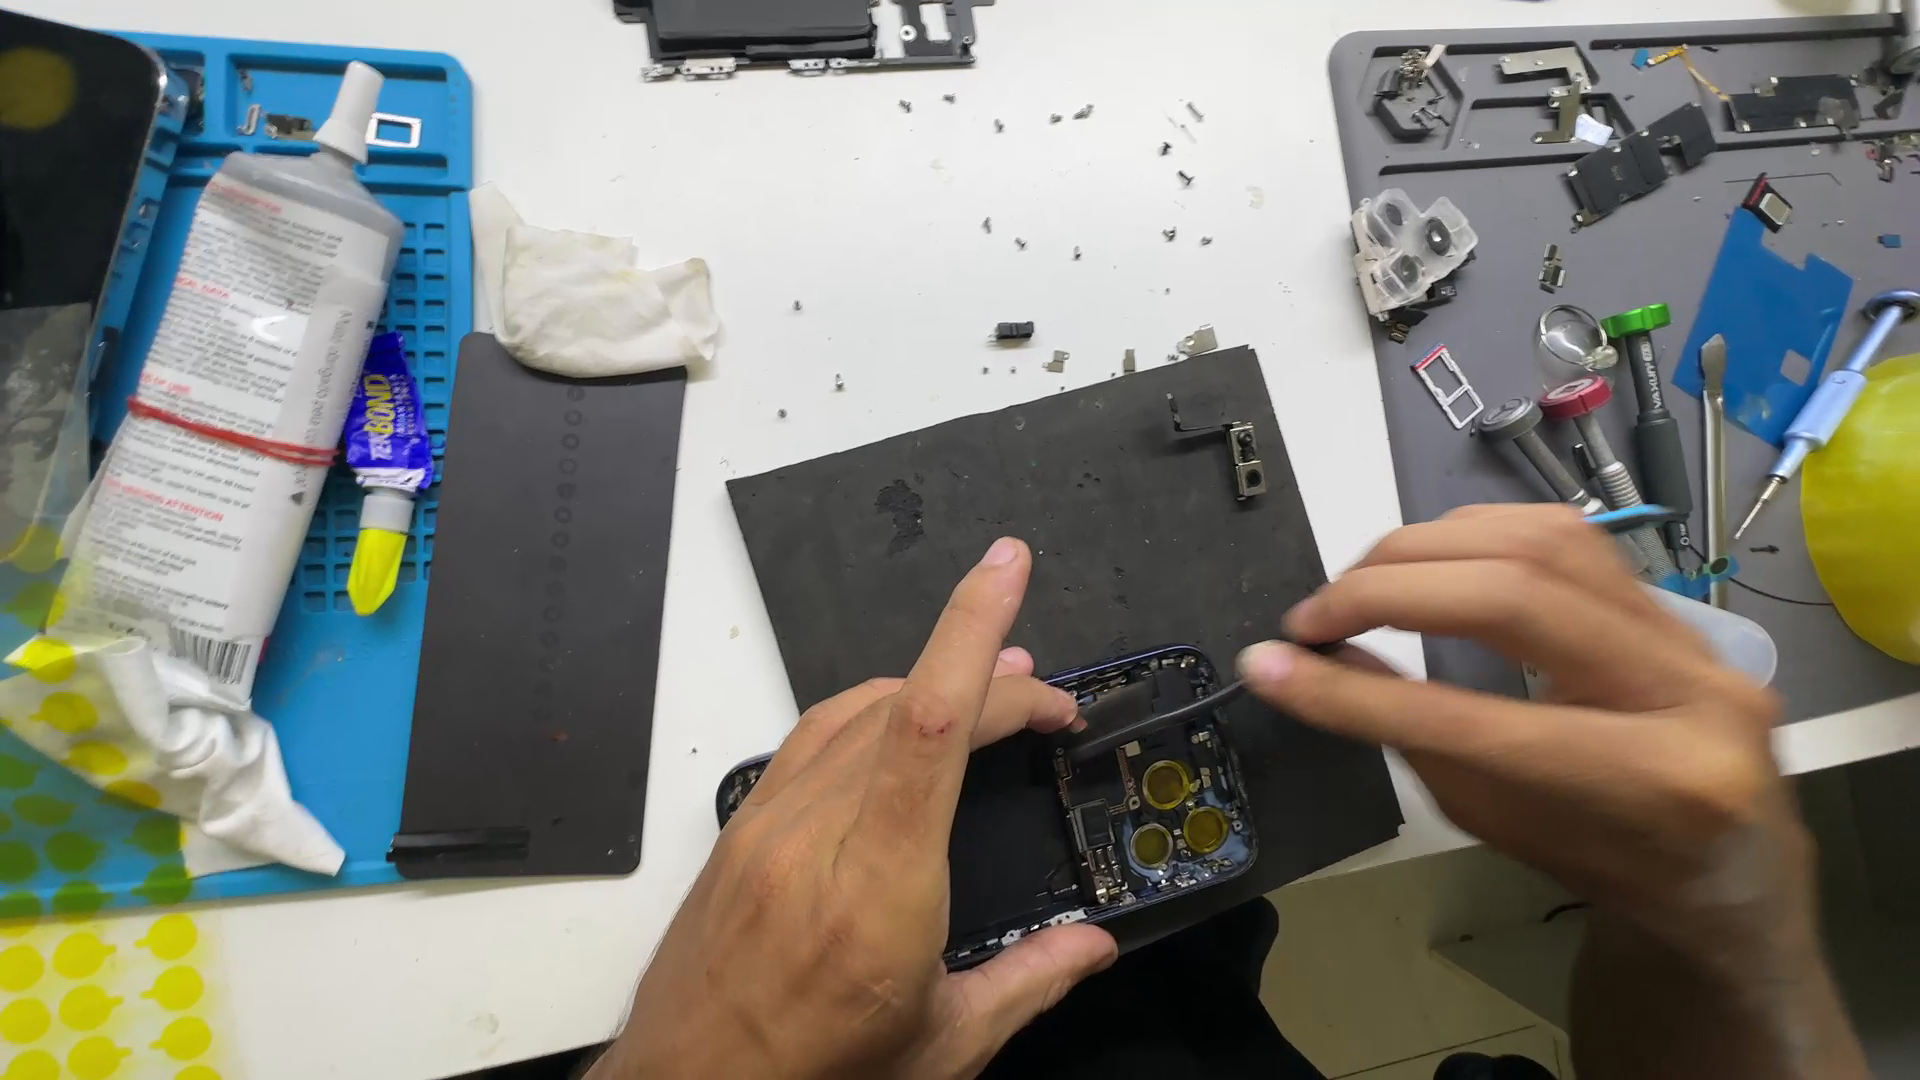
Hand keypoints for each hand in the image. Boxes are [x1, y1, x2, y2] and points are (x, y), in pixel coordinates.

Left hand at [594, 537, 1117, 1079]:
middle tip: (1051, 705)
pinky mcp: (749, 816)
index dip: (972, 631)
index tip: (1007, 567)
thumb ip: (1028, 982)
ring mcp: (773, 814)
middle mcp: (819, 829)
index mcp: (880, 885)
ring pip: (862, 704)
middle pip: (911, 702)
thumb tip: (1096, 945)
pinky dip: (879, 703)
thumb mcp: (941, 1046)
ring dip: (936, 678)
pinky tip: (908, 714)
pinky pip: (819, 729)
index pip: (930, 722)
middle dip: (994, 677)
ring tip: (997, 683)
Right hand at [1234, 505, 1801, 962]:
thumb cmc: (1588, 855)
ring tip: (1359, 584)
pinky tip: (1425, 561)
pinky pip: (1558, 531)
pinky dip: (1466, 534)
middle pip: (1508, 594)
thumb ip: (1401, 728)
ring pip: (1536, 541)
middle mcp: (1686, 692)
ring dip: (1419, 550)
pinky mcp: (1665, 601)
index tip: (1266, 662)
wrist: (1724, 860)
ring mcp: (1686, 636)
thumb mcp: (1480, 812)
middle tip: (1311, 617)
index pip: (1461, 716)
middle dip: (1380, 593)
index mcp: (1643, 783)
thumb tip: (1308, 656)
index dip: (1347, 689)